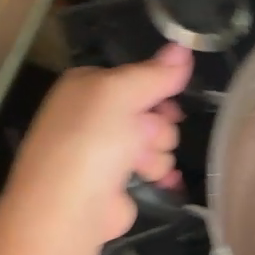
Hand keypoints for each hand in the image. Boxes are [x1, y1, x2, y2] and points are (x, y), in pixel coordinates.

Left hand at [0, 44, 193, 245]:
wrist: (71, 206)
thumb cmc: (90, 142)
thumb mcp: (119, 94)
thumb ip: (155, 74)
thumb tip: (184, 48)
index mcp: (90, 86)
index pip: (140, 79)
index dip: (159, 93)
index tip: (165, 107)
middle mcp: (98, 116)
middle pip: (154, 113)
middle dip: (158, 128)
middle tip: (141, 139)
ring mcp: (109, 151)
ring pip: (158, 144)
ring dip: (158, 155)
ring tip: (140, 167)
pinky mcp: (121, 182)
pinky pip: (156, 171)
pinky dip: (163, 175)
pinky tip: (162, 181)